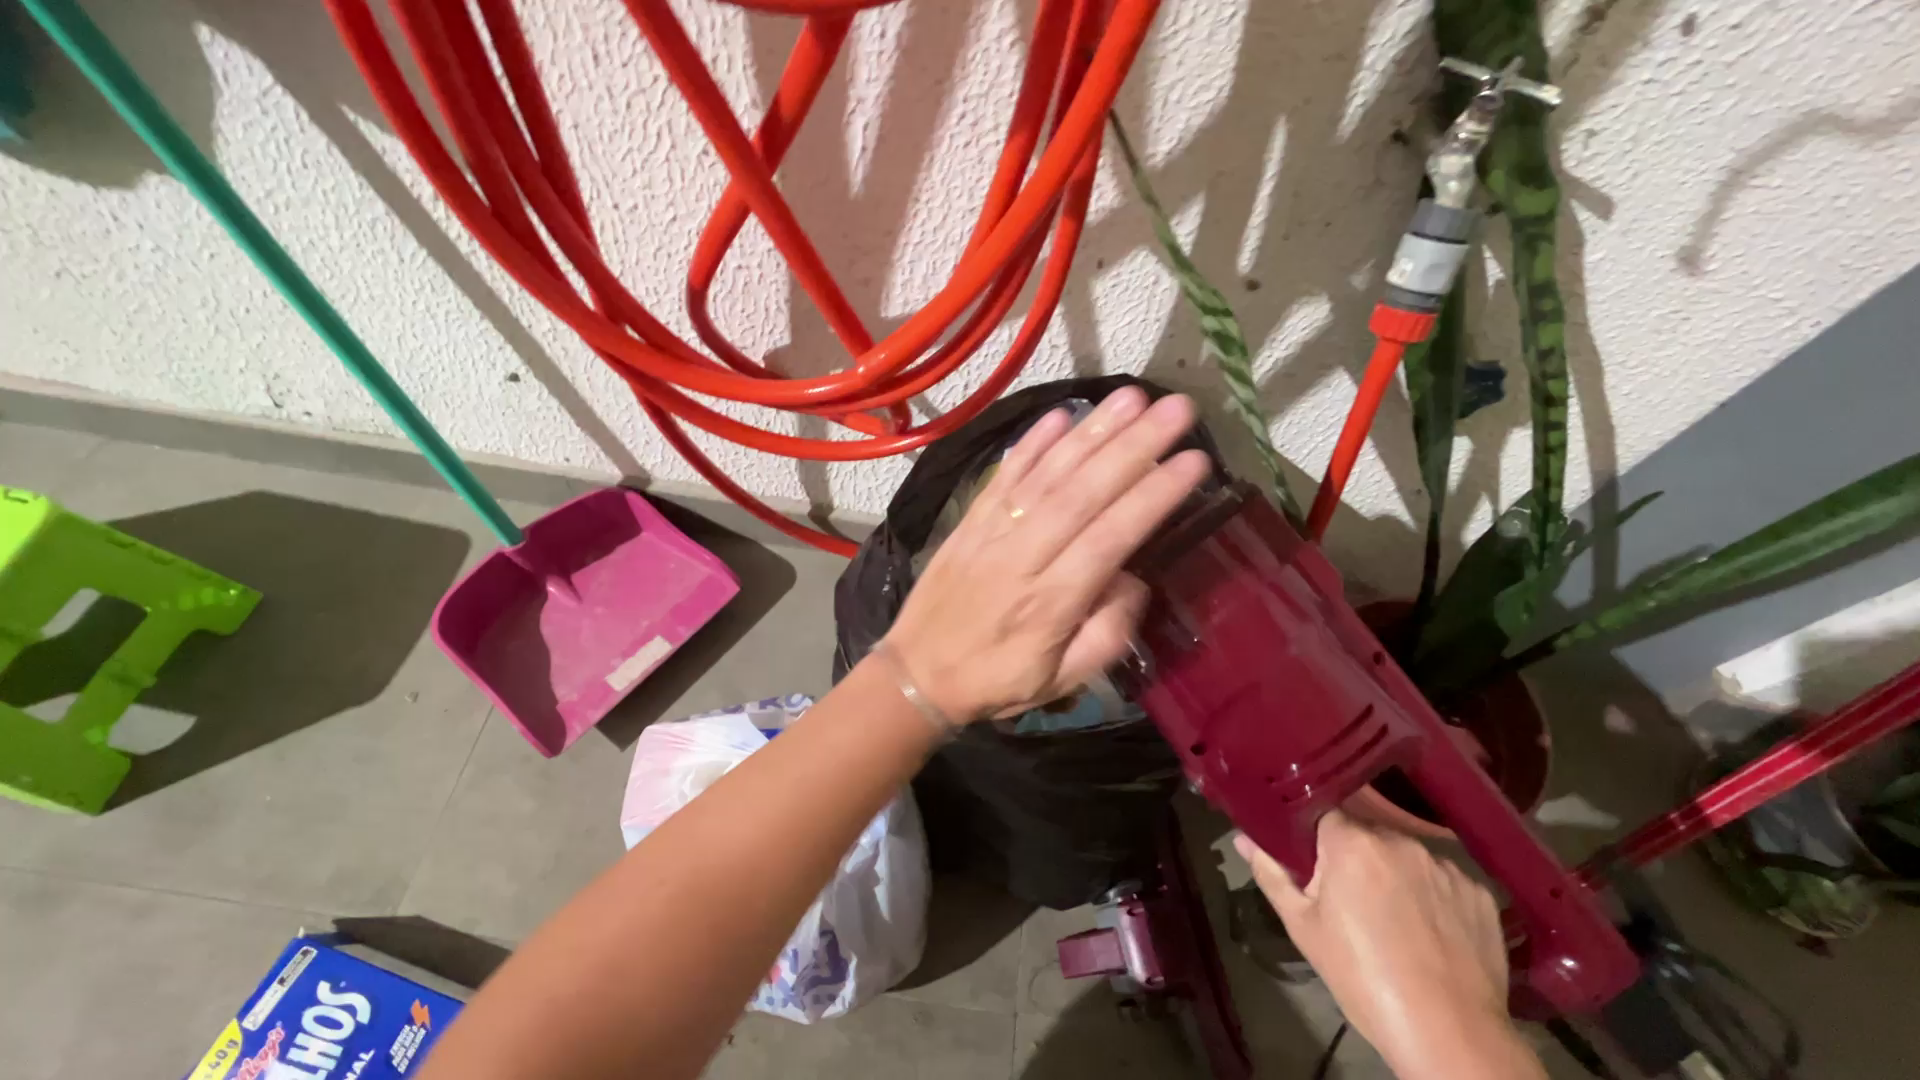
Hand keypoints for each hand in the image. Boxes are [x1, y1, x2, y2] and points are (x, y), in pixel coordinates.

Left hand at [880, 387, 1209, 722]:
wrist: (916, 674)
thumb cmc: (997, 680)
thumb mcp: (1062, 681)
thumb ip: (1107, 633)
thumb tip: (1133, 578)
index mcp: (1050, 604)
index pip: (1109, 539)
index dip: (1152, 497)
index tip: (1194, 461)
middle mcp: (1022, 558)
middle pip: (1082, 494)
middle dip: (1133, 447)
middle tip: (1177, 409)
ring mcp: (991, 533)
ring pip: (1046, 476)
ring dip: (1090, 433)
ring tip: (1132, 397)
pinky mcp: (969, 521)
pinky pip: (1002, 476)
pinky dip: (1031, 444)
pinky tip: (1061, 414)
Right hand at [1236, 812, 1544, 1079]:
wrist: (1447, 1033)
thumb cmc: (1361, 977)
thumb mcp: (1303, 927)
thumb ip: (1272, 874)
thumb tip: (1244, 839)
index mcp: (1353, 842)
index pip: (1325, 813)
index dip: (1316, 836)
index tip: (1312, 861)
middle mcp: (1402, 841)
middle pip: (1368, 834)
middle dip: (1355, 857)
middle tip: (1348, 899)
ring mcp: (1446, 866)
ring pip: (1407, 857)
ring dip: (1395, 875)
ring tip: (1393, 921)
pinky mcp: (1479, 892)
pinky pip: (1444, 882)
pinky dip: (1433, 898)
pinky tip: (1429, 933)